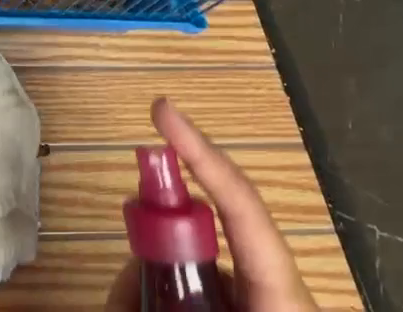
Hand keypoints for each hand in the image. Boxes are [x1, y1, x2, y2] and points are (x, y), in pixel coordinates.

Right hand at [106, 99, 318, 311]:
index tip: (160, 110)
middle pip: (191, 247)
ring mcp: (243, 304)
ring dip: (140, 295)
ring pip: (176, 279)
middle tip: (117, 300)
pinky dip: (151, 305)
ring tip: (123, 308)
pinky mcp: (228, 311)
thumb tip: (125, 287)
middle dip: (145, 262)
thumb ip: (161, 304)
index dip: (202, 152)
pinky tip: (132, 308)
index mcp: (284, 296)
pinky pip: (178, 300)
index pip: (241, 205)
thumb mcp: (258, 309)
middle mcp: (263, 292)